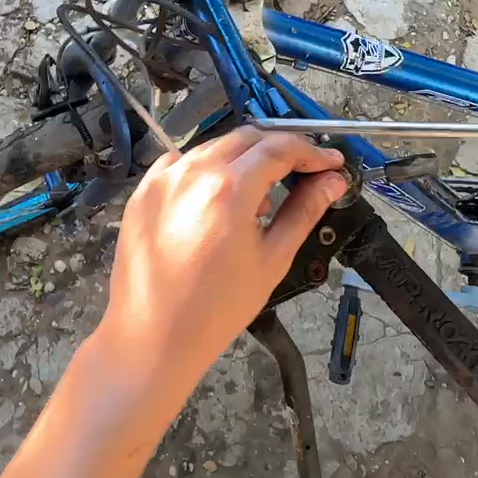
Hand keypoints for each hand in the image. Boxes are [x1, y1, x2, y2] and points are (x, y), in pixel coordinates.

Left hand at [98, 127, 345, 388]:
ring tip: (261, 197)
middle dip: (280, 148)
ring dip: (245, 158)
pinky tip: (216, 199)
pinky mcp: (144, 190)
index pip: (279, 148)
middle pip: (247, 138)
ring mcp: (163, 177)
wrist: (152, 338)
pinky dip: (207, 169)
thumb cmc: (218, 308)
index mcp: (229, 188)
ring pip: (215, 146)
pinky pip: (182, 162)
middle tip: (304, 171)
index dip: (311, 151)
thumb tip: (333, 181)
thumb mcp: (272, 260)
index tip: (332, 162)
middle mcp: (193, 171)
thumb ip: (303, 211)